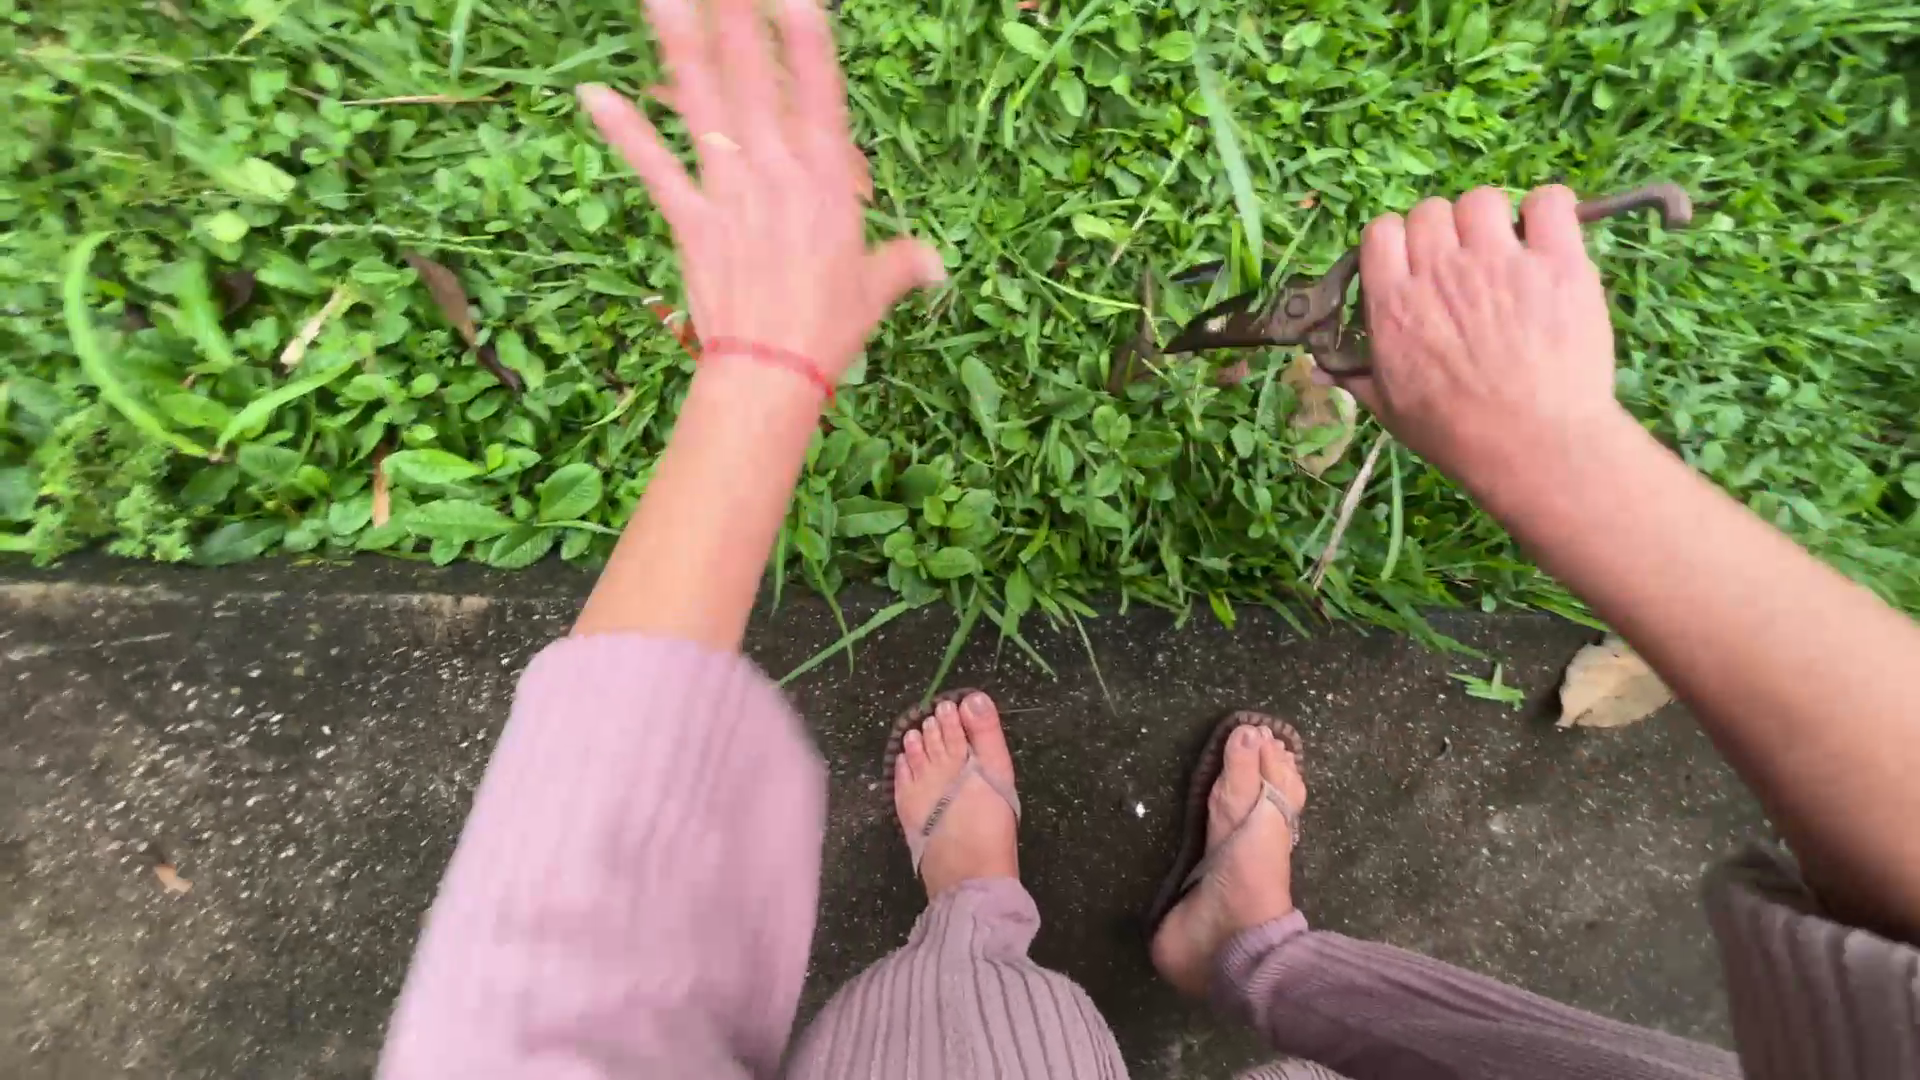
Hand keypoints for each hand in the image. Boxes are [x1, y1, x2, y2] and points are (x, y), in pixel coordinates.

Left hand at [577, 0, 944, 390]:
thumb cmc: (829, 330)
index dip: (804, 38)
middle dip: (737, 19)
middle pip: (754, 80)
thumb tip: (936, 264)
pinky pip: (654, 169)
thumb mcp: (874, 292)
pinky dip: (625, 132)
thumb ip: (902, 264)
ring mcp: (729, 193)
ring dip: (679, 45)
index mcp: (828, 186)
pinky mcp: (690, 221)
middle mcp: (777, 174)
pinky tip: (593, 94)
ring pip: (702, 107)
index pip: (819, 96)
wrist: (772, 371)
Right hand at [1343, 185, 1630, 500]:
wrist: (1529, 441)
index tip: (1403, 265)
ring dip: (1485, 219)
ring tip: (1496, 251)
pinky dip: (1544, 212)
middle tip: (1451, 262)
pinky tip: (1542, 240)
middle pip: (1429, 210)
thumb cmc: (1448, 429)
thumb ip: (1351, 376)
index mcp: (1394, 304)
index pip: (1380, 232)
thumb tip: (1315, 367)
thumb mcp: (1386, 406)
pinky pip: (1550, 201)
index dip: (1391, 243)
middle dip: (1437, 231)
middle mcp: (1441, 272)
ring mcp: (1502, 262)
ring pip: (1482, 199)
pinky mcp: (1559, 262)